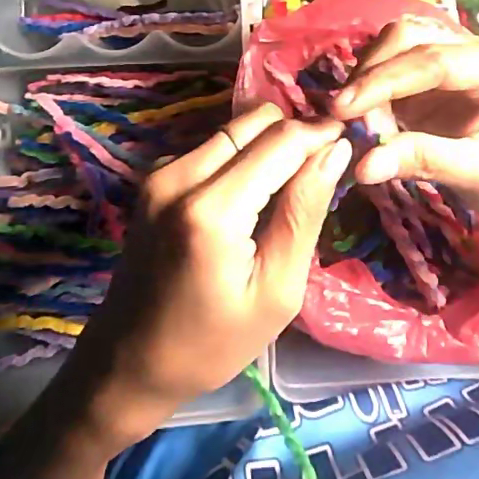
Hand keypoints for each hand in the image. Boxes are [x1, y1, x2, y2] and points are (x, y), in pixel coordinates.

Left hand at [61, 103, 348, 448]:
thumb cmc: (212, 343)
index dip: (322, 135)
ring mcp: (160, 172)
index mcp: (211, 210)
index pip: (282, 139)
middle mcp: (179, 175)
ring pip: (234, 127)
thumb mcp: (277, 291)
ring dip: (268, 145)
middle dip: (295, 134)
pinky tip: (250, 197)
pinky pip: (212, 145)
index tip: (349, 148)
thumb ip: (303, 213)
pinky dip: (241, 156)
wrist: (129, 359)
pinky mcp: (154, 176)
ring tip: (288, 187)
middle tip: (320, 170)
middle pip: (256, 120)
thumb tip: (336, 151)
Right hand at [331, 18, 478, 225]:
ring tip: (357, 122)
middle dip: (372, 74)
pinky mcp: (427, 71)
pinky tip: (363, 118)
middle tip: (345, 119)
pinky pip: (387, 65)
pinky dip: (368, 88)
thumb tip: (364, 166)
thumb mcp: (477, 176)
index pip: (436, 61)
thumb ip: (423, 161)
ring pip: (393, 44)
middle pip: (409, 38)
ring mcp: (450, 54)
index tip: (344, 109)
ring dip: (366, 78)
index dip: (386, 81)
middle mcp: (477, 48)